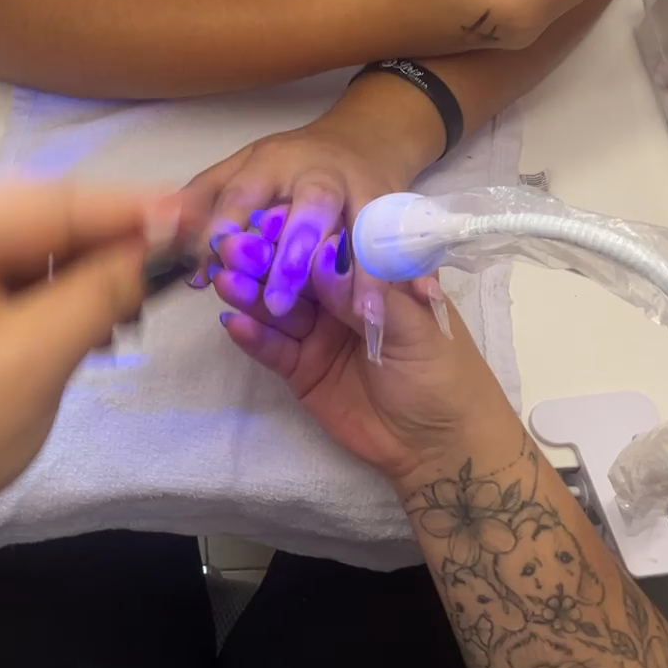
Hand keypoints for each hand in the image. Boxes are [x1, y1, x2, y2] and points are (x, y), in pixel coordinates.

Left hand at [0, 184, 170, 546]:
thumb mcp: (37, 357)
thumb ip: (104, 288)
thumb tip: (166, 237)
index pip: (51, 203)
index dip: (131, 210)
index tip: (196, 217)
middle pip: (38, 222)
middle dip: (108, 246)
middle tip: (175, 264)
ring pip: (29, 252)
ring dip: (85, 277)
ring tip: (133, 308)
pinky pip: (9, 281)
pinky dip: (54, 299)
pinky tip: (90, 323)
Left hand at [179, 86, 435, 316]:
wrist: (366, 137)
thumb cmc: (286, 170)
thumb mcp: (238, 174)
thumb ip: (203, 203)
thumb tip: (173, 244)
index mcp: (271, 164)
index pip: (242, 191)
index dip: (228, 221)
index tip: (214, 255)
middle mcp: (318, 174)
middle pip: (309, 207)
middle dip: (297, 251)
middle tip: (281, 301)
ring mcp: (363, 189)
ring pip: (366, 225)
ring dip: (365, 269)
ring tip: (363, 314)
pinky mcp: (398, 209)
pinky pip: (411, 244)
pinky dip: (419, 272)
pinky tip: (423, 301)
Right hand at [212, 235, 507, 484]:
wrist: (436, 448)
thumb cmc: (443, 378)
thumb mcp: (415, 328)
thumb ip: (367, 294)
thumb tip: (323, 254)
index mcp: (374, 280)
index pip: (333, 249)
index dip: (302, 233)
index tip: (269, 218)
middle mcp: (340, 301)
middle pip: (296, 275)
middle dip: (264, 260)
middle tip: (231, 248)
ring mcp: (317, 334)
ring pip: (277, 308)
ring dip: (250, 294)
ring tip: (224, 280)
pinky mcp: (299, 368)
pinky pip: (271, 348)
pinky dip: (252, 336)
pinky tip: (233, 323)